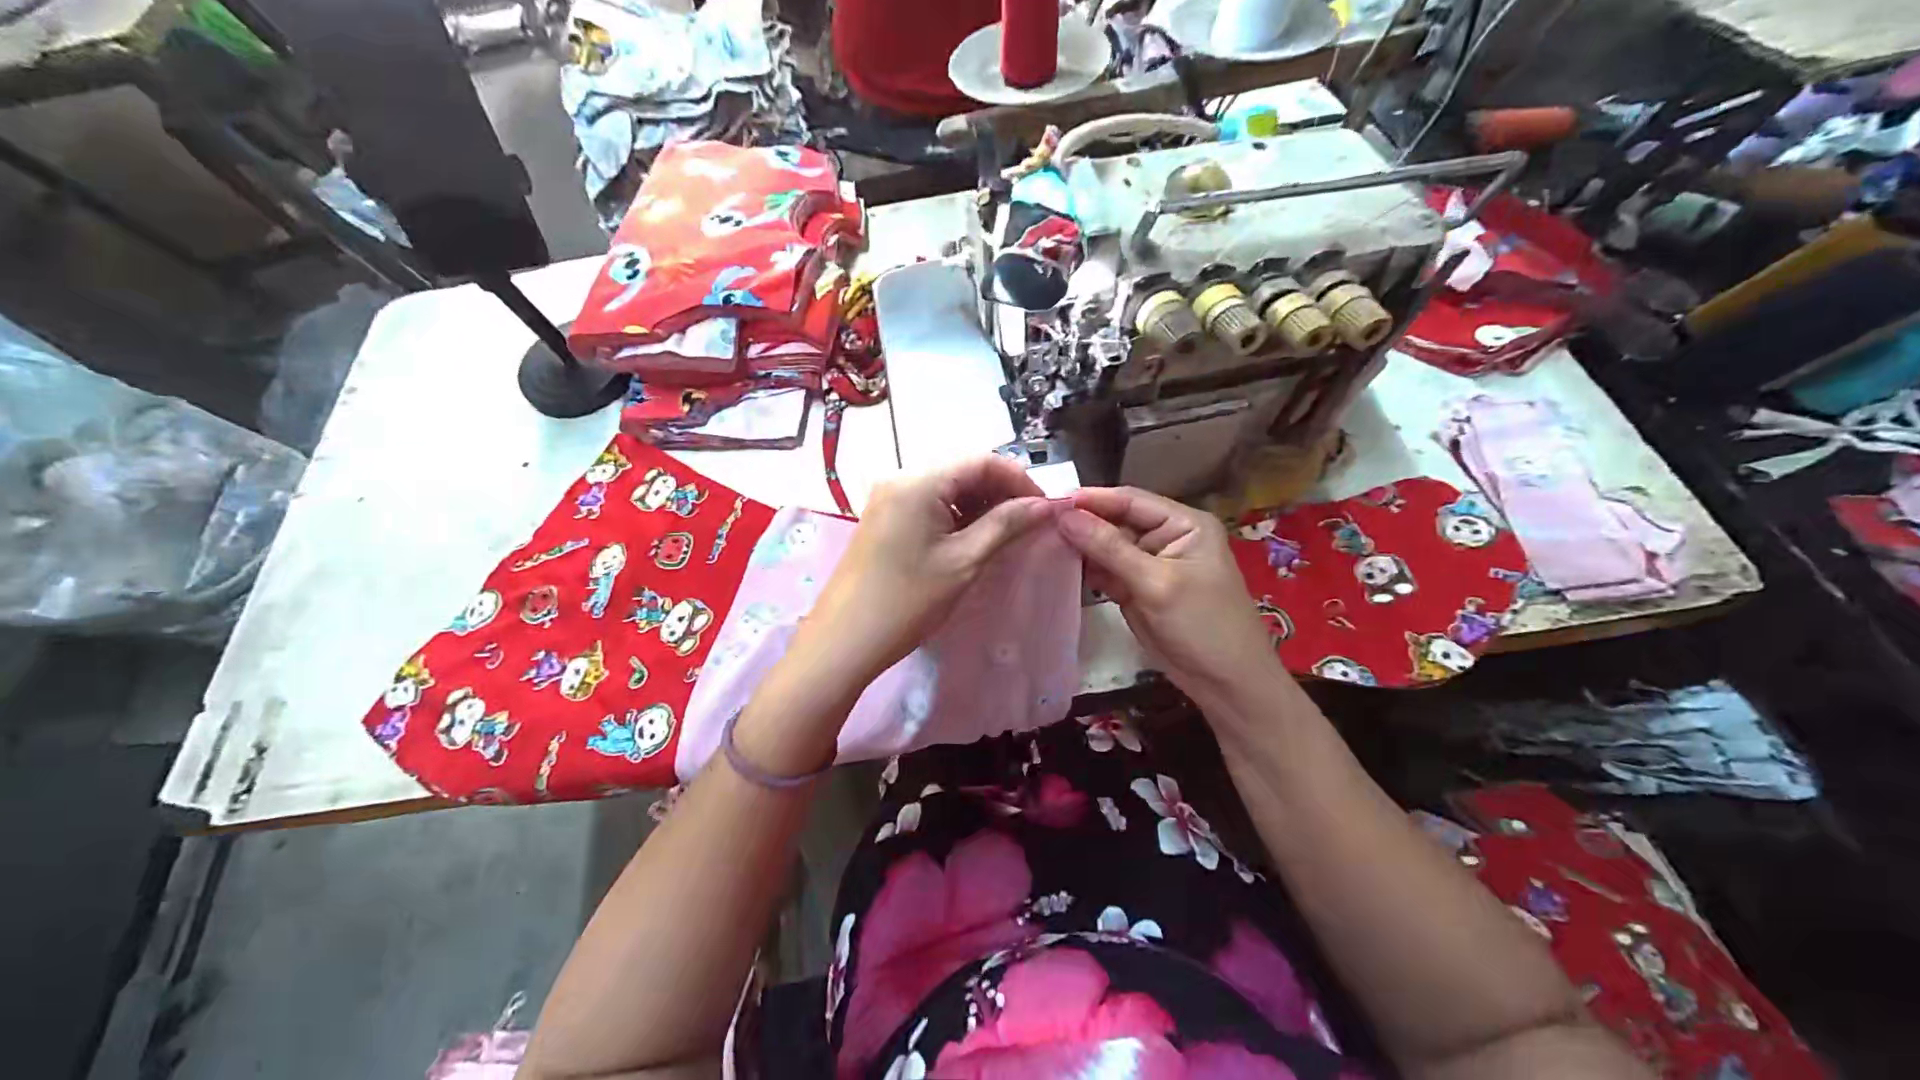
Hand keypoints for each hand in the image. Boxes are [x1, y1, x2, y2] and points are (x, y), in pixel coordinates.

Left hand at [802, 456, 1051, 683]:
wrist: (844, 640)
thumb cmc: (908, 601)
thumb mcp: (964, 561)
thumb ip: (1006, 525)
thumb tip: (1045, 504)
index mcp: (918, 481)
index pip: (982, 460)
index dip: (1019, 479)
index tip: (1044, 508)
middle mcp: (900, 478)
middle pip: (963, 470)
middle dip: (1000, 492)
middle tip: (1028, 524)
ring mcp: (888, 498)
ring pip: (946, 488)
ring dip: (980, 504)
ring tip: (1005, 534)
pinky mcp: (883, 518)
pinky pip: (928, 504)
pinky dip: (956, 515)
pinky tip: (972, 539)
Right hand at [1055, 487, 1282, 703]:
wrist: (1226, 683)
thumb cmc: (1203, 624)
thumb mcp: (1156, 583)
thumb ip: (1110, 548)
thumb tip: (1065, 516)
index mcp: (1183, 524)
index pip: (1131, 500)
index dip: (1092, 500)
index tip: (1050, 501)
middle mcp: (1165, 537)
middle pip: (1115, 522)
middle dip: (1081, 524)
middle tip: (1037, 525)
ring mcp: (1149, 565)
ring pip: (1106, 548)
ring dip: (1079, 548)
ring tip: (1040, 543)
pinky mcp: (1136, 590)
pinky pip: (1106, 572)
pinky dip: (1086, 572)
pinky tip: (1057, 567)